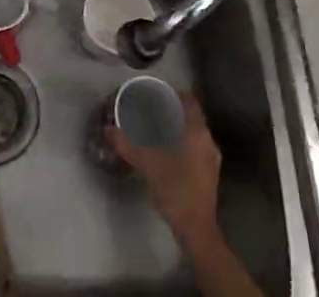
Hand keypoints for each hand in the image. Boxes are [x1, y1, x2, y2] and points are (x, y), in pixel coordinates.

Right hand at [108, 90, 223, 245]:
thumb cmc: (173, 187)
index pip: (189, 101)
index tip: (155, 90)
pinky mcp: (208, 173)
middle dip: (170, 110)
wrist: (195, 228)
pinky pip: (193, 146)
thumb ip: (126, 142)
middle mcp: (208, 142)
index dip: (173, 92)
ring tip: (152, 126)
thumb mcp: (145, 162)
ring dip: (175, 127)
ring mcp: (210, 159)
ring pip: (192, 132)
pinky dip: (179, 141)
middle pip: (190, 116)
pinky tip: (162, 148)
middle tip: (148, 107)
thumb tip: (108, 129)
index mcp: (197, 133)